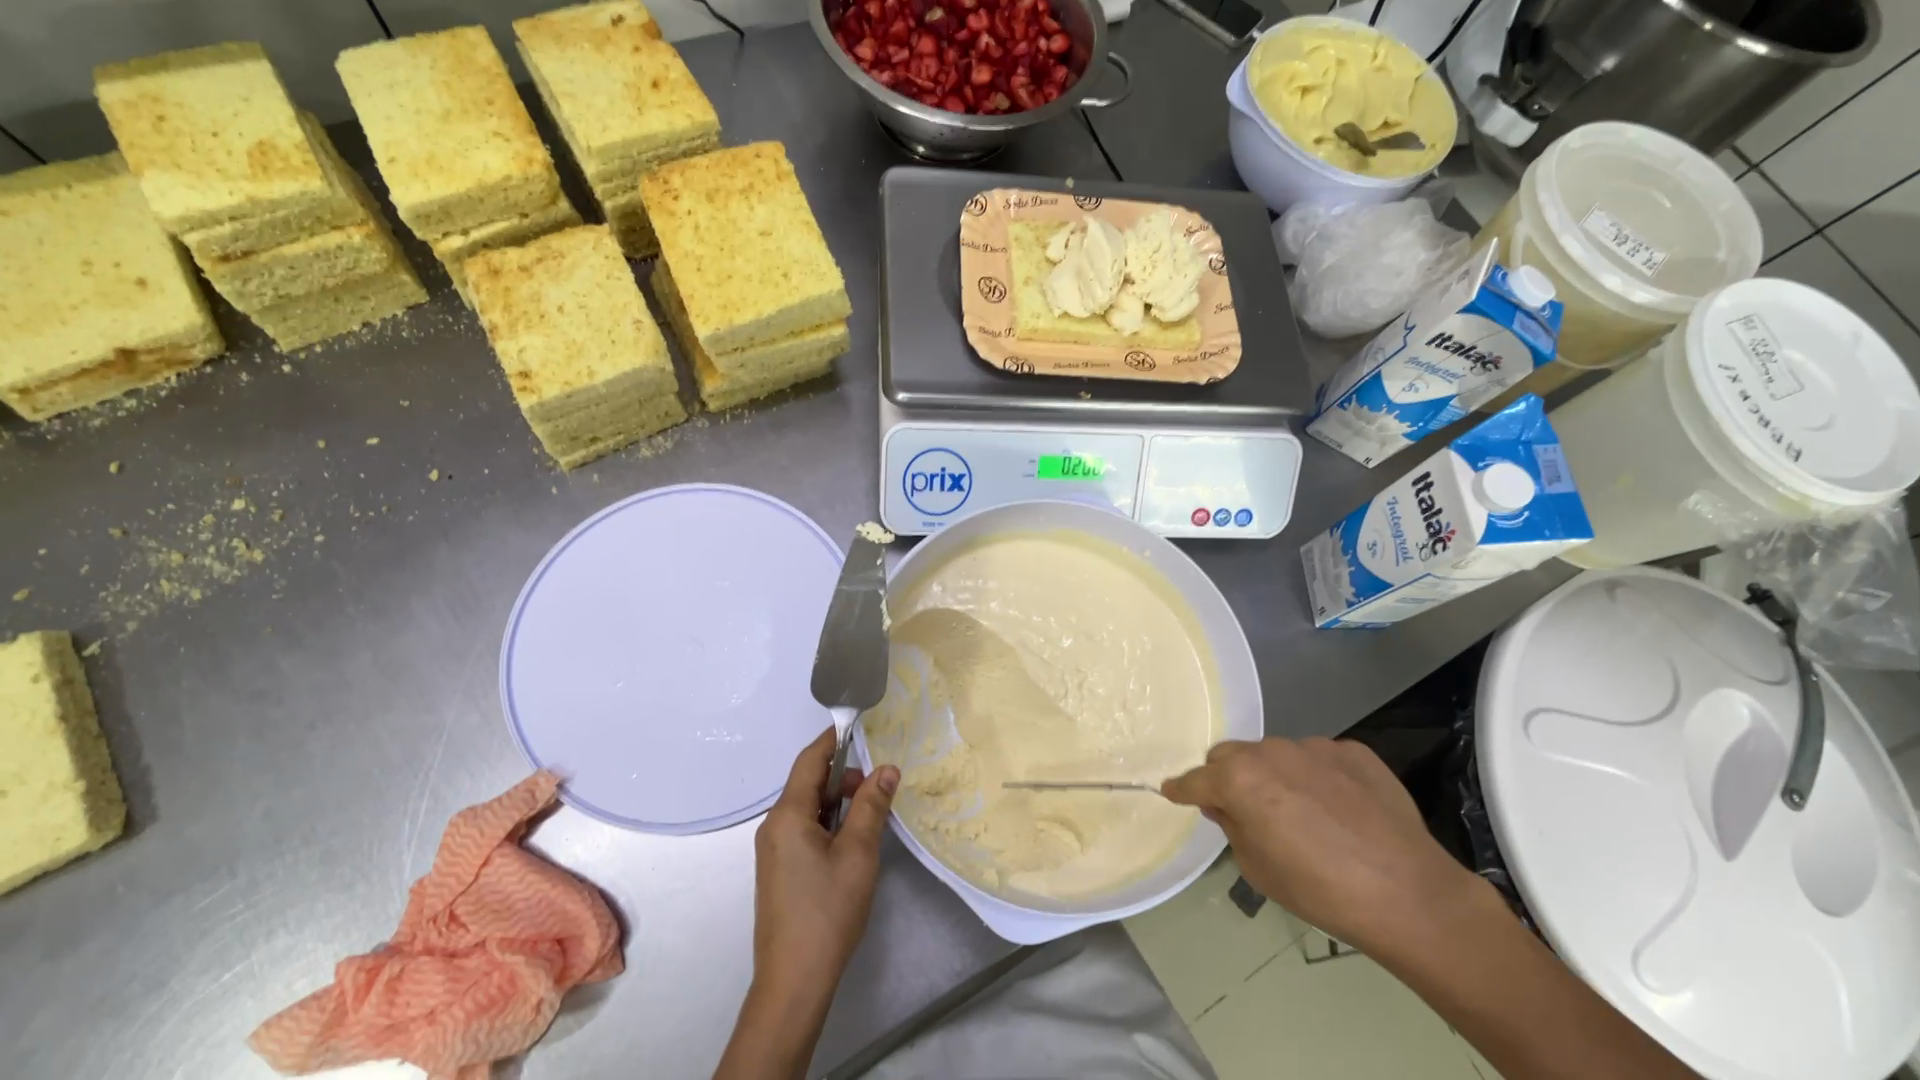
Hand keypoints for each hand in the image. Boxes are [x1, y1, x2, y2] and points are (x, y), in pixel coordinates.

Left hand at [750, 727, 899, 1001]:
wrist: (794, 978)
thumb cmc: (828, 910)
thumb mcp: (858, 854)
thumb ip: (871, 807)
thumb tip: (887, 769)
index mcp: (787, 815)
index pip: (809, 761)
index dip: (833, 741)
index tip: (860, 726)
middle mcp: (774, 827)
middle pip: (808, 785)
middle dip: (843, 777)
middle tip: (880, 786)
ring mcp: (774, 851)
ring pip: (808, 810)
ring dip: (839, 804)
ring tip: (872, 813)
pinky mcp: (780, 872)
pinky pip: (805, 832)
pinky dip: (830, 825)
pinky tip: (854, 840)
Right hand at [1161, 737, 1480, 956]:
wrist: (1406, 892)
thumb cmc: (1319, 890)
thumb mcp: (1257, 869)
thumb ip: (1232, 827)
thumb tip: (1226, 807)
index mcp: (1239, 780)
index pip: (1196, 779)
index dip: (1182, 790)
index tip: (1174, 793)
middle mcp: (1271, 752)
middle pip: (1232, 755)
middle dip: (1227, 777)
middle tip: (1243, 810)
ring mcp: (1316, 747)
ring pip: (1276, 754)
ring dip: (1274, 775)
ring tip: (1299, 813)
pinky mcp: (1354, 752)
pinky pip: (1319, 759)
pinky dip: (1316, 777)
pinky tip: (1338, 810)